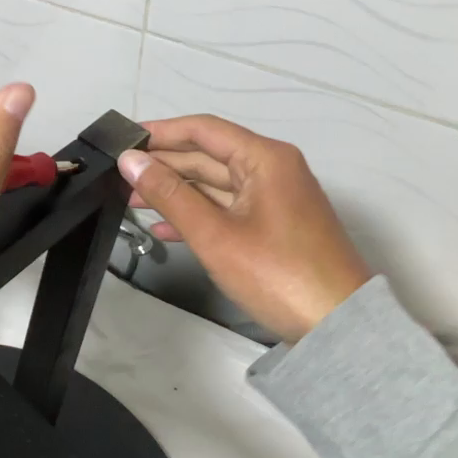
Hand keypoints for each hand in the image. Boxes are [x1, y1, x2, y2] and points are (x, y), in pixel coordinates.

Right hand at [119, 115, 370, 341]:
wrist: (338, 327)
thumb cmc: (277, 274)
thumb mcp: (215, 235)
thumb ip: (169, 194)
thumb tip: (130, 161)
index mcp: (265, 158)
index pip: (203, 130)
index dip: (160, 132)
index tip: (122, 139)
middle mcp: (272, 169)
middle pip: (208, 155)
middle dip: (163, 165)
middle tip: (118, 176)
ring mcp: (274, 198)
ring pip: (214, 184)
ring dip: (175, 191)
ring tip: (131, 201)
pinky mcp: (274, 225)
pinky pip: (227, 208)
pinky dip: (196, 214)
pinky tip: (164, 229)